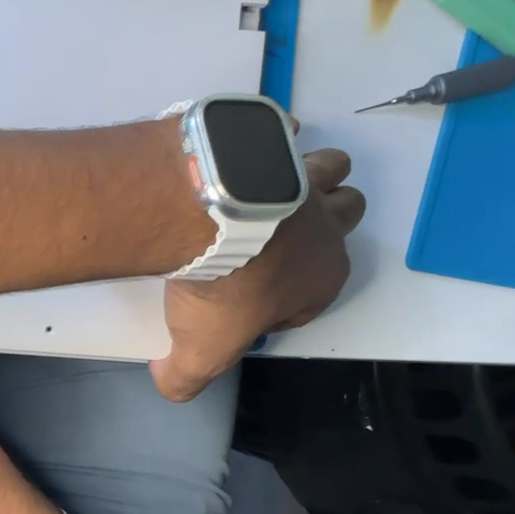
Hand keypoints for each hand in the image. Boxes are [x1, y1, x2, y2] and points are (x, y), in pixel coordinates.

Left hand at [152, 147, 365, 401]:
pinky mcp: (272, 145)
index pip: (314, 293)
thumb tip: (168, 380)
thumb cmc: (223, 288)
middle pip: (345, 214)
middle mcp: (326, 223)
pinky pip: (280, 133)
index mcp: (322, 276)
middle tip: (261, 242)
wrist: (209, 216)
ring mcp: (302, 179)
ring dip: (305, 178)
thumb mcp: (200, 352)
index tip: (240, 309)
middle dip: (317, 227)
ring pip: (330, 168)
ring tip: (257, 196)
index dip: (279, 307)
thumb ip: (185, 378)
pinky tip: (235, 153)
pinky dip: (265, 141)